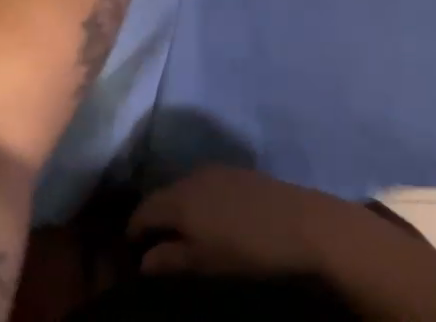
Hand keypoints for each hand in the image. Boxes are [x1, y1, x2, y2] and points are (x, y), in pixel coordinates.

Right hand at [126, 166, 354, 278]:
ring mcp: (219, 170)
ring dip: (179, 206)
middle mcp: (193, 176)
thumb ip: (169, 260)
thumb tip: (143, 261)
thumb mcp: (204, 264)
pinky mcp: (242, 172)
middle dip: (156, 215)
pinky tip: (212, 217)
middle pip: (164, 194)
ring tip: (183, 230)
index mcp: (178, 198)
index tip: (130, 246)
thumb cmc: (247, 250)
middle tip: (154, 240)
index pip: (144, 209)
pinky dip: (201, 200)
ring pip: (187, 187)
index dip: (134, 228)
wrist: (305, 225)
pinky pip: (208, 184)